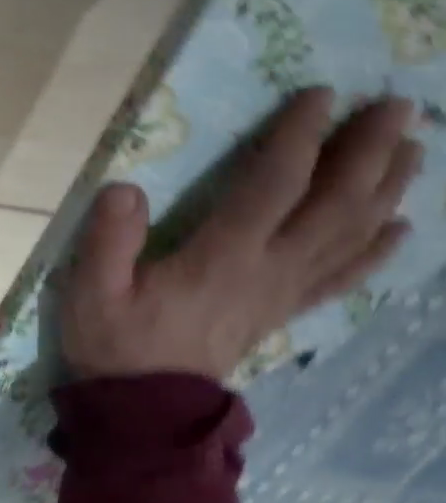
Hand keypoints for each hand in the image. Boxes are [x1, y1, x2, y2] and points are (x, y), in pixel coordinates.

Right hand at [63, 88, 419, 381]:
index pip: (274, 185)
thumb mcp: (91, 292)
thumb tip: (124, 188)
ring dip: (388, 186)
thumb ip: (108, 241)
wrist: (143, 406)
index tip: (317, 96)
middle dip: (370, 149)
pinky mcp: (283, 310)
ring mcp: (284, 290)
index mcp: (222, 257)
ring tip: (411, 146)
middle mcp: (269, 267)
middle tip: (395, 106)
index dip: (298, 137)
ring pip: (354, 231)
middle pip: (336, 201)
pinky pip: (344, 276)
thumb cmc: (114, 344)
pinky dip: (378, 248)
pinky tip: (399, 225)